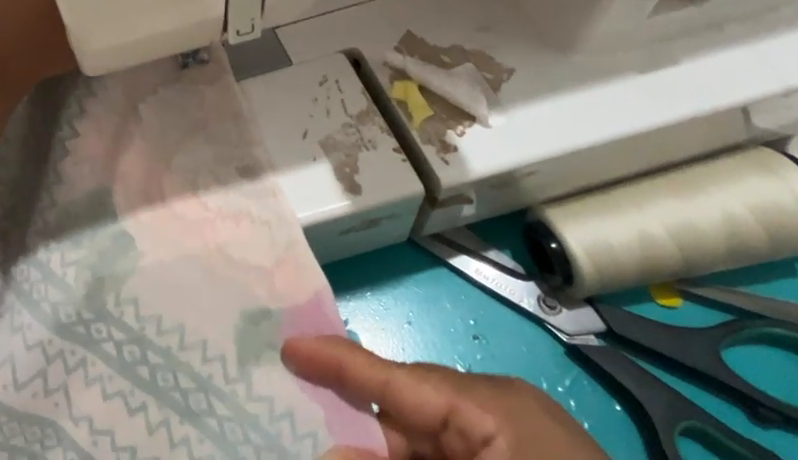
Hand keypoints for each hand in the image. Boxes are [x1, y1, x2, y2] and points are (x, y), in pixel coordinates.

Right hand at [283, 336, 608, 459]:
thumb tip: (328, 453)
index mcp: (491, 406)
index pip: (396, 377)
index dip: (338, 362)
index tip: (287, 348)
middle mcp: (496, 417)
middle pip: (404, 418)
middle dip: (352, 434)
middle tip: (297, 431)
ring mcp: (509, 447)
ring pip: (423, 447)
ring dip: (378, 453)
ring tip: (333, 445)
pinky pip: (445, 458)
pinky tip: (373, 459)